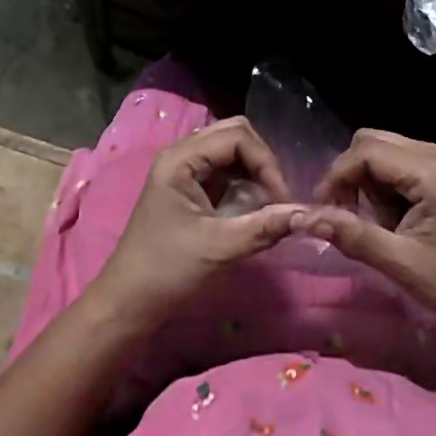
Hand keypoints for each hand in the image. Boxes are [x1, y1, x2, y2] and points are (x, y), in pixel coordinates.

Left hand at [88, 117, 302, 326]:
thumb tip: (306, 214)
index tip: (283, 200)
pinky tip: (254, 210)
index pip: (236, 136)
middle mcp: (181, 154)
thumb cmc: (167, 270)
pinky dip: (244, 184)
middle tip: (278, 198)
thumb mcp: (219, 248)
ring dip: (255, 173)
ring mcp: (185, 169)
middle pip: (234, 135)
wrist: (129, 301)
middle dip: (262, 162)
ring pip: (231, 152)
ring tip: (269, 207)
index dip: (266, 162)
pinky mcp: (190, 187)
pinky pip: (225, 171)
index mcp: (180, 158)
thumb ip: (264, 227)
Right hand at [302, 129, 435, 329]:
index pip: (365, 152)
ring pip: (381, 149)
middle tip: (347, 214)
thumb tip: (304, 219)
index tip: (323, 210)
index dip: (336, 176)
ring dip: (366, 179)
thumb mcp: (402, 265)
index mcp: (431, 172)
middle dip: (350, 174)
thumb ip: (353, 235)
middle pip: (371, 141)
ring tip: (374, 221)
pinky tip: (391, 216)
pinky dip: (382, 183)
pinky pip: (397, 161)